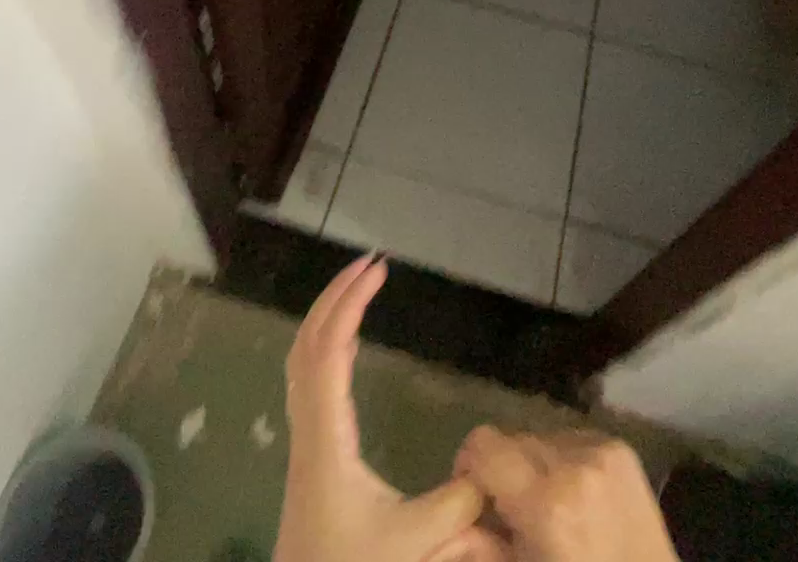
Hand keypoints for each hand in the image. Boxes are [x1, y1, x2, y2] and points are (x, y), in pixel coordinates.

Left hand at [275, 254, 503, 561]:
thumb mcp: (416, 542)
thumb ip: (460, 505)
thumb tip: (494, 468)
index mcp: (326, 437)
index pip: (328, 351)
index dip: (349, 304)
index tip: (377, 271)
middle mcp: (307, 425)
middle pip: (308, 342)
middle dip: (336, 295)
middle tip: (370, 264)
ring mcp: (304, 435)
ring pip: (302, 358)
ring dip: (327, 316)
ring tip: (358, 288)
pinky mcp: (309, 448)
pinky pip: (308, 376)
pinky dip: (324, 343)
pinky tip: (343, 343)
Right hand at [455, 427, 679, 561]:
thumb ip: (483, 545)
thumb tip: (453, 521)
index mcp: (546, 504)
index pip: (483, 445)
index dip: (469, 467)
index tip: (475, 498)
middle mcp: (573, 465)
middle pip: (510, 439)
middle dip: (502, 470)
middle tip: (512, 511)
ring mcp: (602, 453)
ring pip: (539, 437)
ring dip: (533, 464)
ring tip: (548, 505)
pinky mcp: (620, 450)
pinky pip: (570, 438)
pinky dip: (562, 460)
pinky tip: (574, 495)